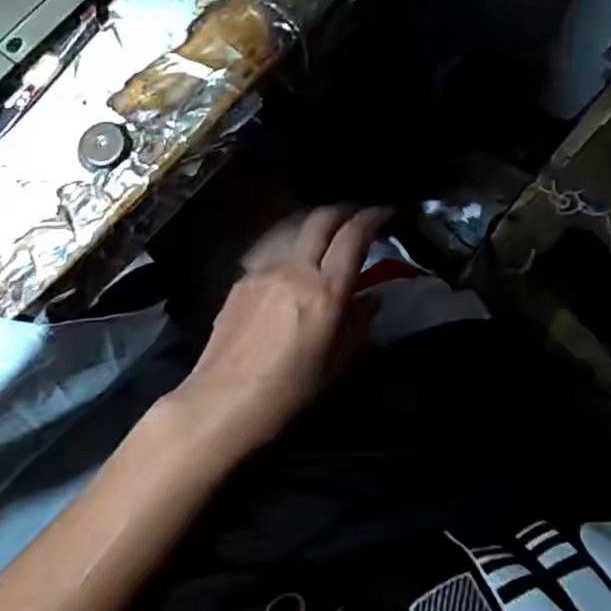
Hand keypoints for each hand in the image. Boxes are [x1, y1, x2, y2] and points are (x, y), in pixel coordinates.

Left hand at [165, 205, 389, 455]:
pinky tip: (291, 278)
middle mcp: (295, 270)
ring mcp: (264, 272)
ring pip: (294, 236)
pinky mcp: (241, 283)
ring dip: (315, 231)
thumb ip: (360, 322)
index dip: (373, 217)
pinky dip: (291, 258)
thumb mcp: (339, 361)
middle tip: (357, 214)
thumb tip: (373, 297)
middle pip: (321, 219)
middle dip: (344, 209)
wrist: (225, 401)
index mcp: (326, 290)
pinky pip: (273, 259)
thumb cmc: (292, 390)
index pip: (353, 236)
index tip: (385, 212)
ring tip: (326, 243)